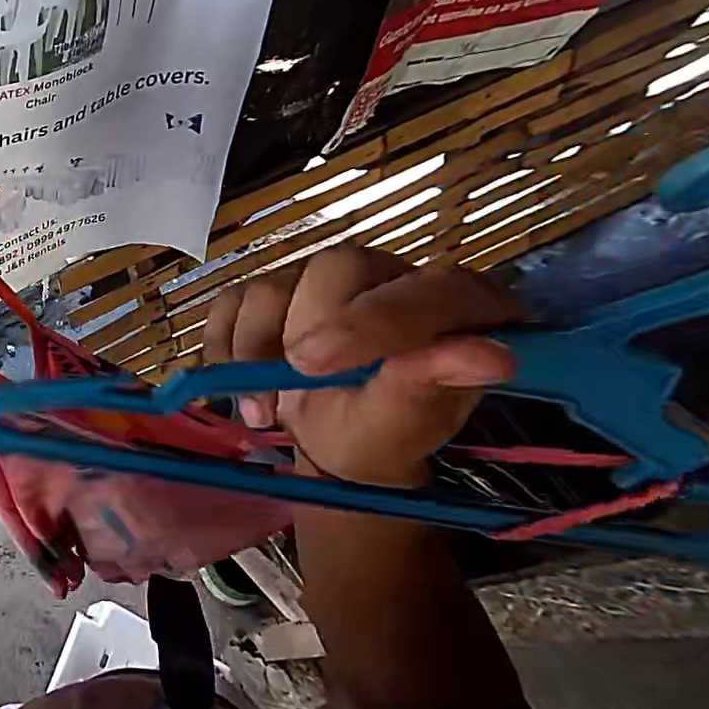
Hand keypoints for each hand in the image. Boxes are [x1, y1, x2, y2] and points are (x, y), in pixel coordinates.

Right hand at [202, 245, 520, 486]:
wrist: (333, 439)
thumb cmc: (380, 435)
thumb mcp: (403, 427)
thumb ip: (429, 389)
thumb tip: (486, 357)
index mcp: (453, 302)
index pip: (423, 288)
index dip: (371, 321)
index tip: (312, 365)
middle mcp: (384, 274)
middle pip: (333, 270)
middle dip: (298, 336)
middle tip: (284, 399)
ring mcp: (321, 280)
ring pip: (270, 288)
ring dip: (253, 353)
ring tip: (263, 412)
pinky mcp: (271, 294)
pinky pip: (230, 304)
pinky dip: (223, 347)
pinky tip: (237, 382)